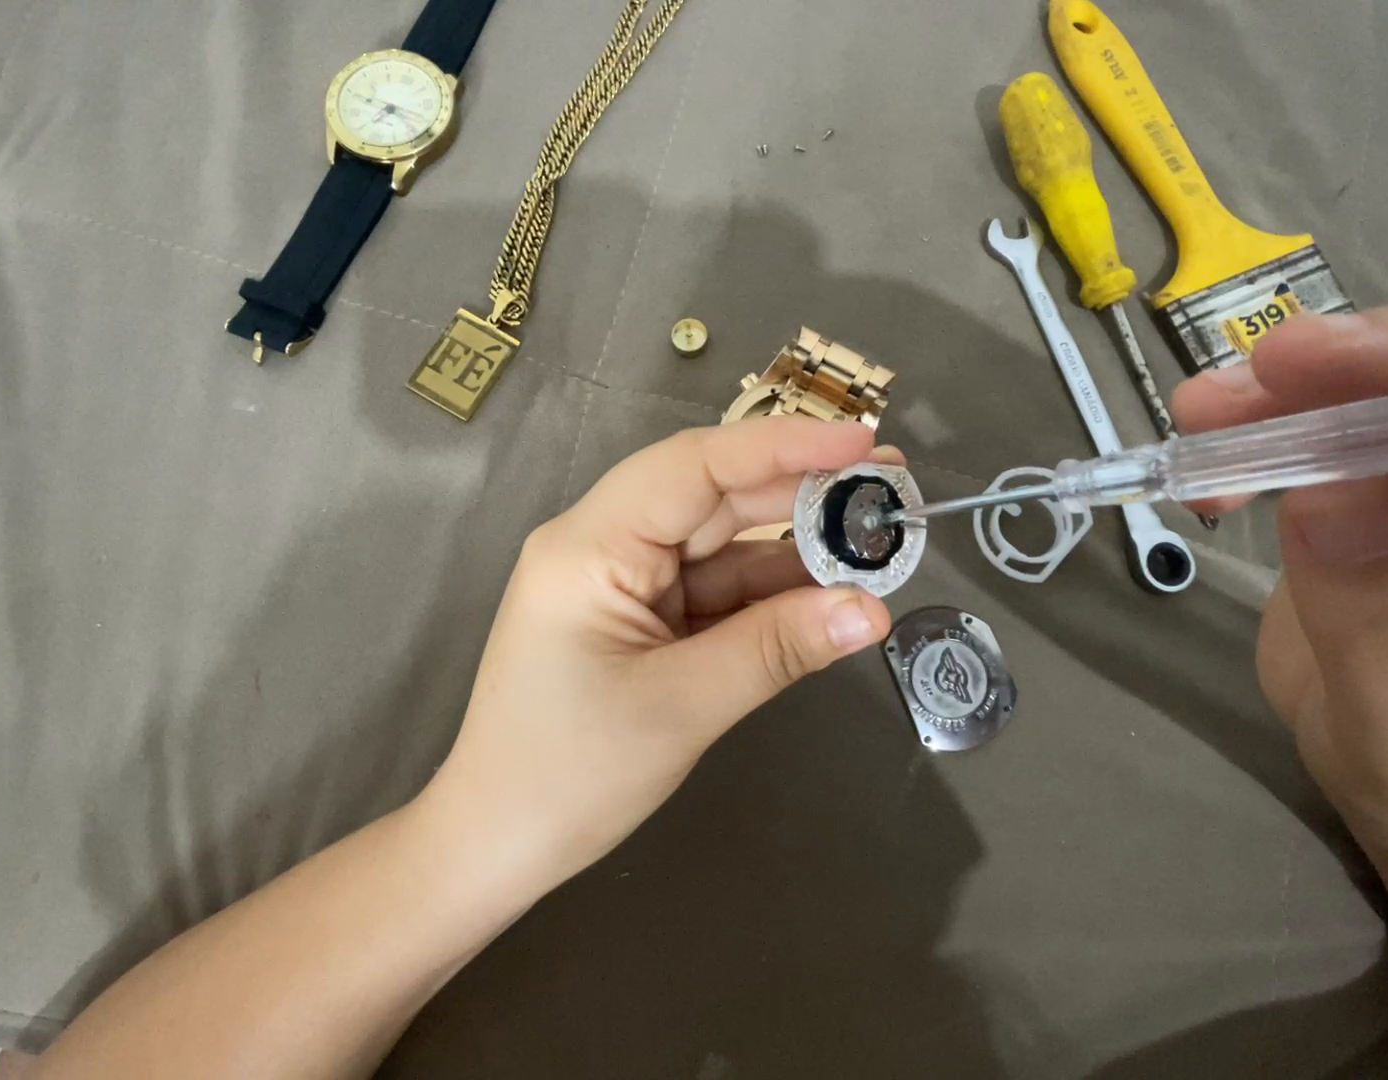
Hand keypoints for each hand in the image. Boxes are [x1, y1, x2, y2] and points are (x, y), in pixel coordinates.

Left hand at [415, 417, 894, 896]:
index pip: (693, 466)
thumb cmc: (569, 775)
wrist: (497, 843)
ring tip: (876, 545)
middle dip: (799, 494)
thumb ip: (777, 648)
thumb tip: (871, 610)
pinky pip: (713, 593)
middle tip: (890, 489)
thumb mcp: (682, 706)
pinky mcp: (639, 621)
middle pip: (711, 499)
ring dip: (793, 550)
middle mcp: (604, 547)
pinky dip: (768, 596)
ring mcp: (622, 585)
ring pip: (719, 547)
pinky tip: (826, 594)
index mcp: (591, 545)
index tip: (861, 442)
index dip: (782, 446)